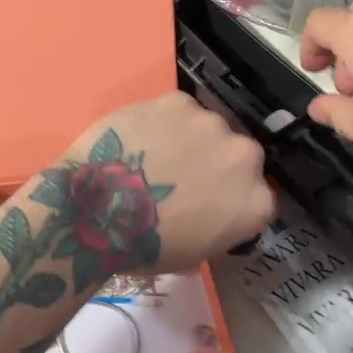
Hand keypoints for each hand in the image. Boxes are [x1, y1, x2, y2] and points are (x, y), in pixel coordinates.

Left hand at [45, 93, 274, 274]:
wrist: (96, 212)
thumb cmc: (146, 247)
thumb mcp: (198, 251)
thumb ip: (220, 222)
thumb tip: (209, 209)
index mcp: (256, 203)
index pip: (256, 195)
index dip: (231, 197)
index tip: (209, 201)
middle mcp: (245, 157)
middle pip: (238, 155)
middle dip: (215, 163)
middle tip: (183, 176)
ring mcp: (213, 124)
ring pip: (208, 127)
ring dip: (190, 139)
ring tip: (156, 155)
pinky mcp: (179, 101)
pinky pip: (178, 110)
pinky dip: (163, 122)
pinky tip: (140, 138)